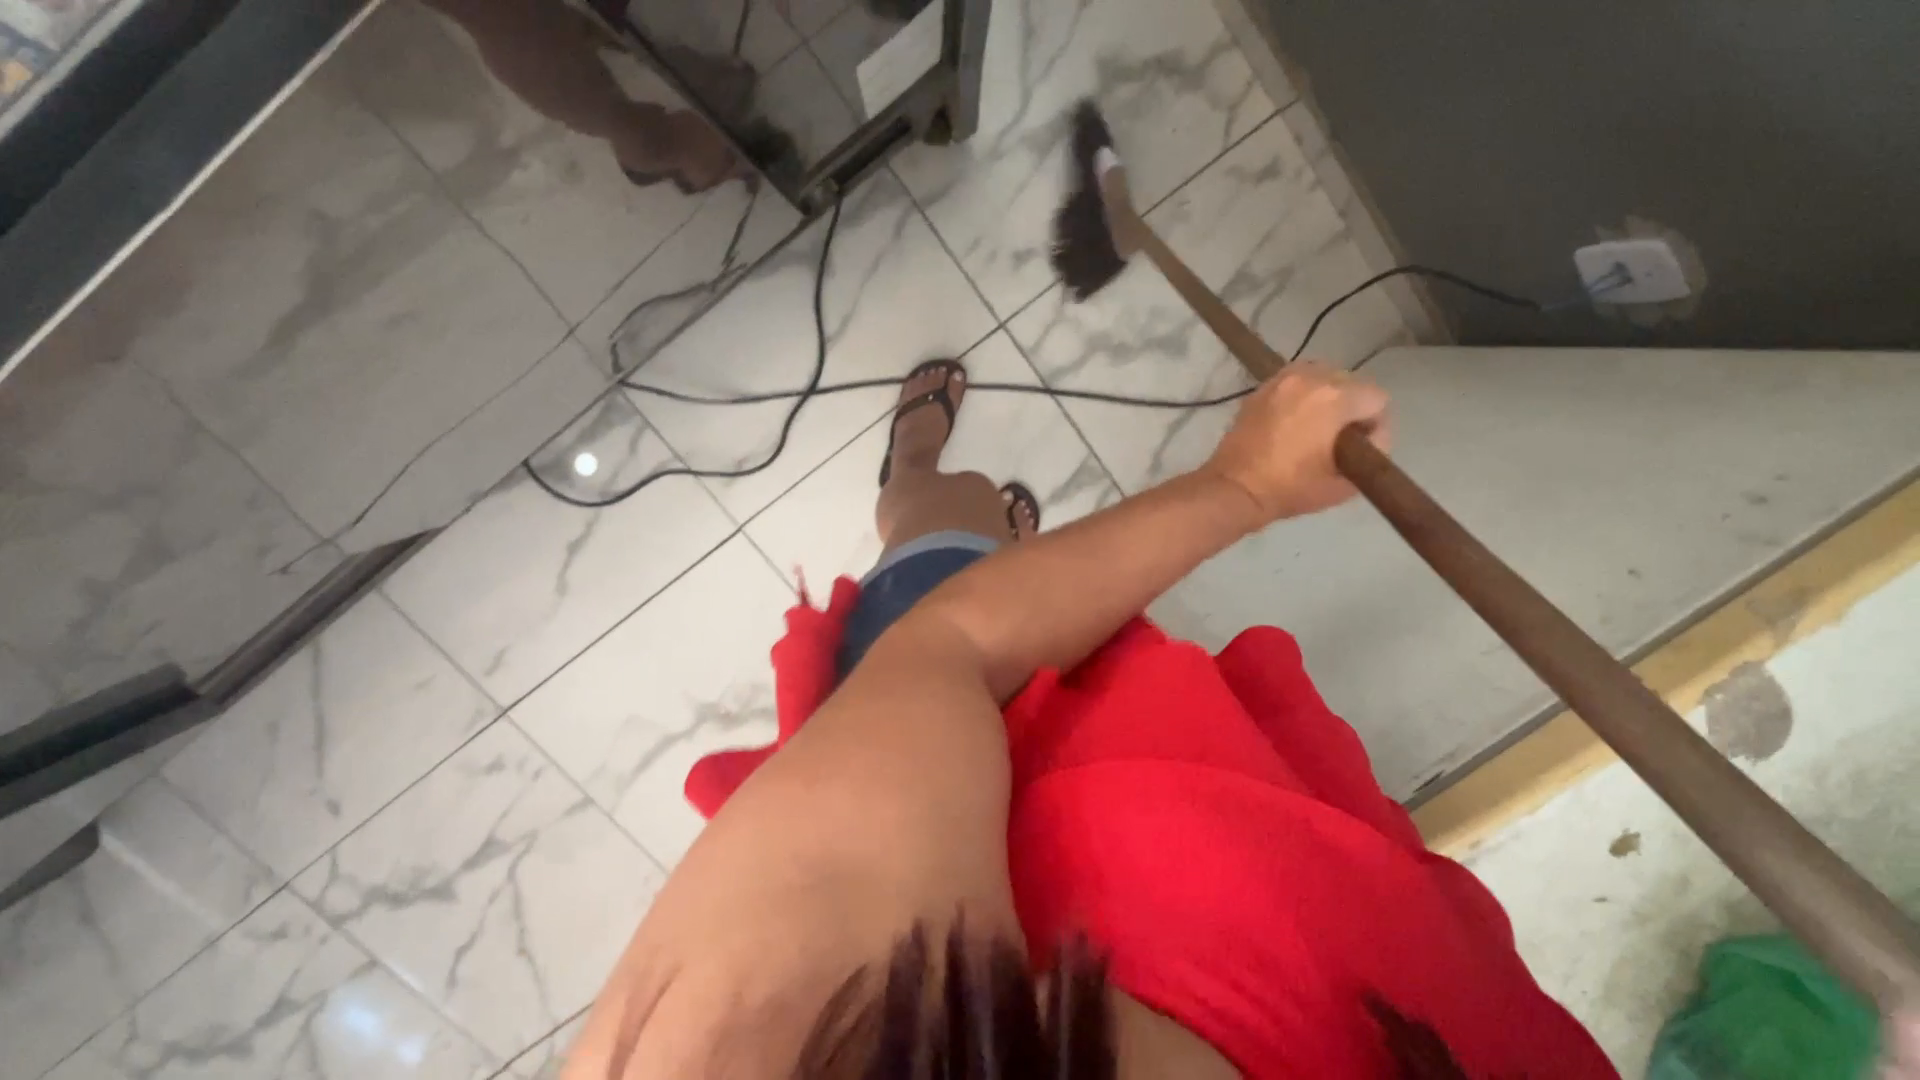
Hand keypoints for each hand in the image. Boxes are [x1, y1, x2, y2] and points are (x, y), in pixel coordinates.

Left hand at [1204, 361, 1391, 520]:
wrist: (1235, 488)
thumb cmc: (1291, 488)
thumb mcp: (1344, 483)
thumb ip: (1373, 455)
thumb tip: (1373, 439)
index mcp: (1334, 397)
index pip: (1377, 398)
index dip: (1376, 425)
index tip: (1361, 446)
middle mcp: (1309, 378)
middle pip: (1350, 382)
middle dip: (1351, 408)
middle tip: (1339, 438)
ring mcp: (1281, 380)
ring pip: (1322, 376)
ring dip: (1327, 397)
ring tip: (1317, 426)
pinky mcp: (1261, 389)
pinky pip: (1294, 381)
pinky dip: (1301, 395)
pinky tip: (1295, 420)